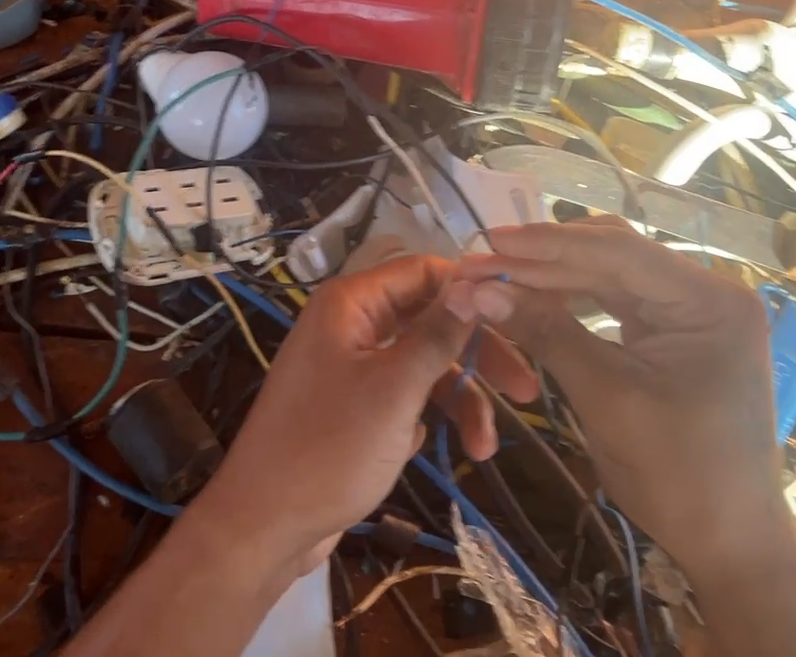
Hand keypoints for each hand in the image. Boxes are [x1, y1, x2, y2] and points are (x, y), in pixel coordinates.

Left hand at [190, 255, 538, 573]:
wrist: (268, 522)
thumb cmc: (329, 447)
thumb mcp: (394, 389)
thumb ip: (437, 334)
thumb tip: (476, 283)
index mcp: (351, 304)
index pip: (423, 272)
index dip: (470, 290)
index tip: (521, 320)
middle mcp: (351, 325)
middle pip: (430, 320)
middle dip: (477, 355)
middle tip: (526, 392)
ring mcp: (352, 366)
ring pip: (422, 364)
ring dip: (459, 400)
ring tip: (484, 449)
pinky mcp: (355, 404)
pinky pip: (404, 394)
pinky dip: (427, 417)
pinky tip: (427, 449)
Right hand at [455, 218, 785, 574]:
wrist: (728, 542)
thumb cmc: (678, 472)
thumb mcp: (605, 395)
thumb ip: (544, 331)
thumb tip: (477, 289)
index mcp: (709, 300)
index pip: (617, 249)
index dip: (548, 242)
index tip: (489, 239)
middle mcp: (705, 292)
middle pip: (611, 254)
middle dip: (544, 258)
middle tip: (482, 261)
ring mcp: (690, 312)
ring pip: (607, 274)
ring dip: (551, 277)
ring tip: (496, 277)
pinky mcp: (672, 333)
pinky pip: (612, 301)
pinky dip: (569, 300)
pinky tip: (531, 299)